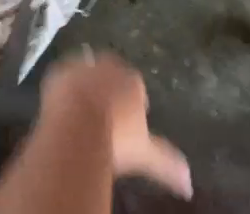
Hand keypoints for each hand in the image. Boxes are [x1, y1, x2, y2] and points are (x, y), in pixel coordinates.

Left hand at [39, 52, 192, 198]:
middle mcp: (111, 67)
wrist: (76, 124)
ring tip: (81, 114)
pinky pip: (64, 77)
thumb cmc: (114, 136)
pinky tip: (63, 107)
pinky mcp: (60, 70)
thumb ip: (166, 163)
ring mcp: (85, 66)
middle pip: (112, 78)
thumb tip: (188, 184)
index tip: (124, 125)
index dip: (131, 107)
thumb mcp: (143, 153)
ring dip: (86, 88)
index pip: (136, 90)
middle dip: (109, 93)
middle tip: (103, 119)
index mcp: (134, 82)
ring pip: (88, 74)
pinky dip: (64, 89)